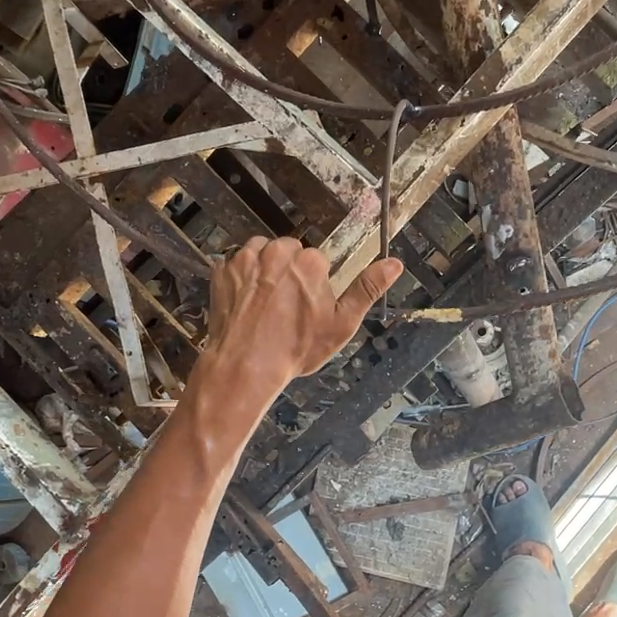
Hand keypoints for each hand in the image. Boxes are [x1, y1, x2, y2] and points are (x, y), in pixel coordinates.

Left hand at [200, 237, 402, 402]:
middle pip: (288, 253)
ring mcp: (245, 259)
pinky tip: (244, 304)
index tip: (308, 308)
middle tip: (285, 309)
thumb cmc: (297, 348)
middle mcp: (276, 251)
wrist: (246, 365)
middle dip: (288, 273)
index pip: (316, 261)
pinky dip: (239, 279)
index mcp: (309, 261)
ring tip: (264, 306)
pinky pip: (234, 265)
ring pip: (261, 254)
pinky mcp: (221, 270)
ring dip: (264, 271)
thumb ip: (367, 289)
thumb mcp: (341, 324)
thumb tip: (395, 263)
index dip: (314, 285)